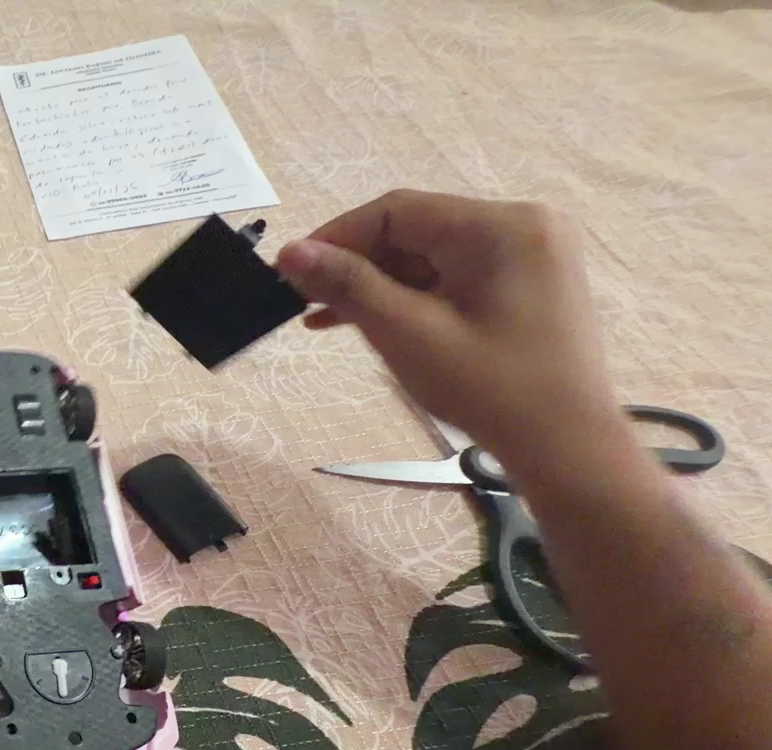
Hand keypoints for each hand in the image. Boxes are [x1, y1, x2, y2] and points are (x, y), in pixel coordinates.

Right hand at [276, 190, 625, 469]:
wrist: (560, 438)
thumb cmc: (485, 385)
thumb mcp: (405, 333)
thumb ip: (347, 285)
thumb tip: (290, 251)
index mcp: (499, 227)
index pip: (395, 211)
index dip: (333, 237)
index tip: (287, 274)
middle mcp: (519, 225)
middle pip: (410, 230)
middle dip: (350, 263)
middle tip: (298, 301)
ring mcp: (523, 253)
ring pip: (423, 254)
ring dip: (369, 282)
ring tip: (319, 316)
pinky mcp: (518, 281)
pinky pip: (444, 274)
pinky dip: (401, 294)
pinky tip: (360, 318)